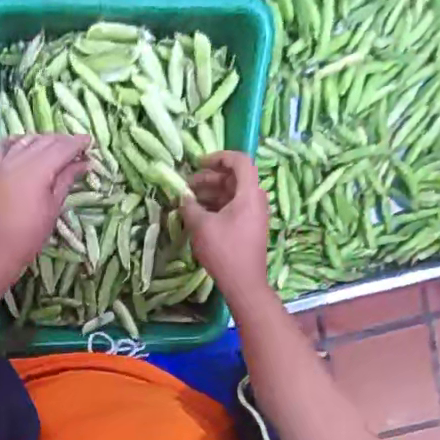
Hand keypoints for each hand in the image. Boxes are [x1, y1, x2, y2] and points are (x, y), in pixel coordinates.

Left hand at [0, 134, 90, 272]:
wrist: (4, 244)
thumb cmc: (34, 229)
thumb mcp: (55, 203)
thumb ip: (67, 177)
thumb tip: (84, 162)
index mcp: (38, 170)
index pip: (62, 148)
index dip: (78, 143)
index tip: (90, 142)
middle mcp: (20, 160)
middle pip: (46, 141)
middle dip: (64, 141)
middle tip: (77, 149)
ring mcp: (4, 163)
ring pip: (27, 140)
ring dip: (44, 139)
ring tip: (56, 148)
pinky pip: (4, 146)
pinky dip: (16, 141)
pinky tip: (26, 142)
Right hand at [180, 150, 271, 301]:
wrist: (243, 282)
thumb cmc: (224, 250)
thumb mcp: (200, 226)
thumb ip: (189, 206)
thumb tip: (183, 197)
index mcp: (249, 193)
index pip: (240, 161)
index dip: (219, 157)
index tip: (198, 164)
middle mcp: (256, 199)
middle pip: (234, 178)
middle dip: (209, 178)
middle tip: (186, 186)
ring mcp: (254, 214)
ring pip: (232, 193)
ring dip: (210, 193)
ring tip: (188, 201)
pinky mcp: (249, 226)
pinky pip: (233, 207)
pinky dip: (216, 205)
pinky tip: (198, 214)